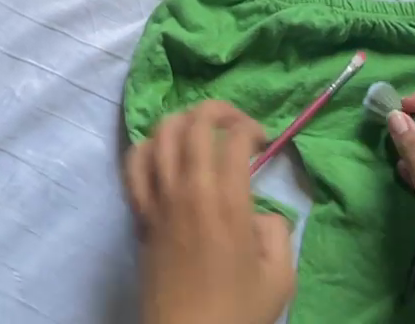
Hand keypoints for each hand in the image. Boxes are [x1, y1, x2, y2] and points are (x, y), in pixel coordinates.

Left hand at [124, 100, 295, 323]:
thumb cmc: (236, 313)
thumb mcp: (280, 278)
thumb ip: (279, 233)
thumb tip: (263, 212)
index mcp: (229, 202)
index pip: (235, 137)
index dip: (252, 127)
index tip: (262, 140)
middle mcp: (190, 189)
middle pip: (197, 121)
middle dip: (220, 110)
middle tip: (236, 122)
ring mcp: (159, 198)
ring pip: (162, 132)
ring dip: (184, 120)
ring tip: (199, 129)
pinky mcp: (139, 211)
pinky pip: (134, 163)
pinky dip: (148, 146)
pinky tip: (163, 152)